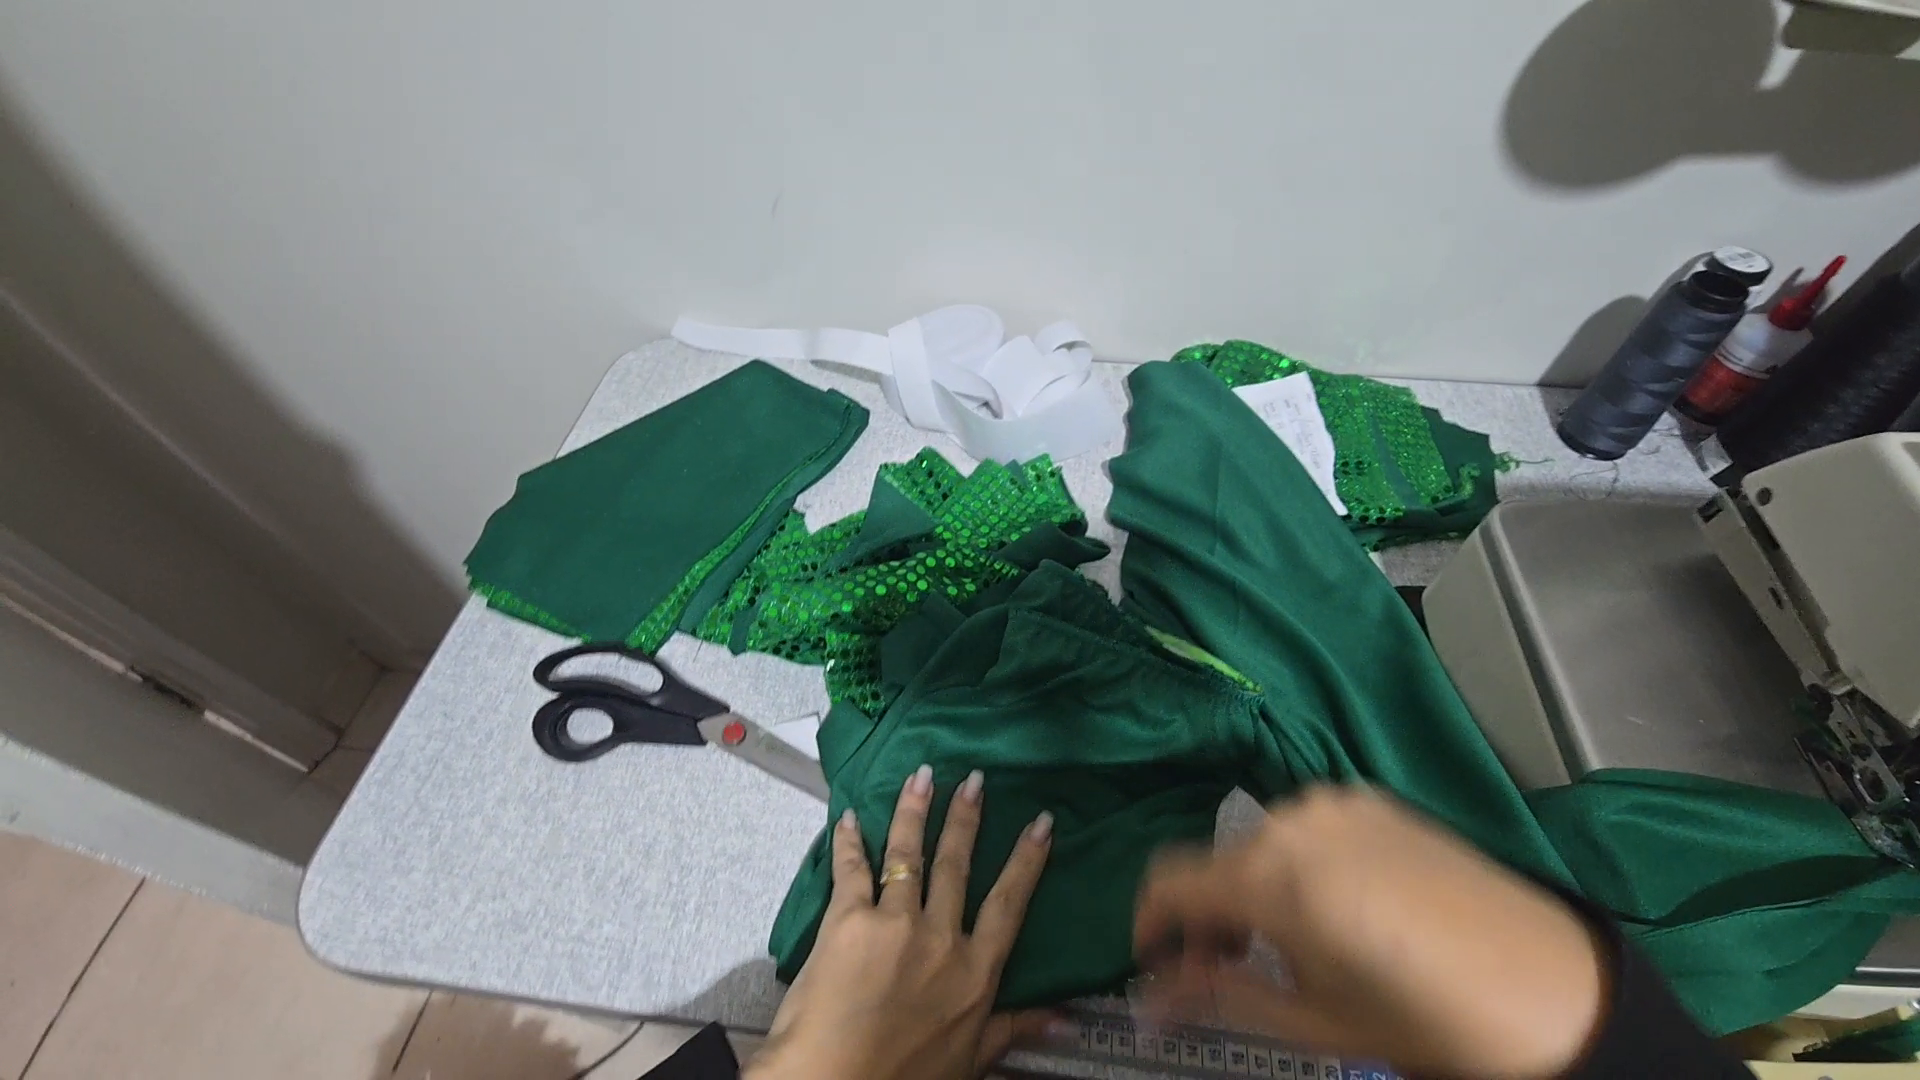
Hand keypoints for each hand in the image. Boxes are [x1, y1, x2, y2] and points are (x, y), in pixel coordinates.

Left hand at [747, 765, 1055, 1079]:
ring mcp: (894, 924)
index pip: (1008, 903)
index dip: (1026, 861)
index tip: (1041, 822)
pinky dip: (850, 841)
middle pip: (956, 865)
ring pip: (908, 855)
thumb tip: (1065, 1014)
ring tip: (921, 776)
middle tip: (974, 778)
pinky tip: (849, 817)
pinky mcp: (848, 921)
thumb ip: (1012, 1027)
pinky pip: (852, 870)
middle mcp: (940, 938)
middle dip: (965, 817)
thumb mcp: (970, 1059)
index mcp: (974, 972)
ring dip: (915, 811)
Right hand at [1134, 786, 1608, 1079]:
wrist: (1557, 988)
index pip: (1168, 880)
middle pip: (1216, 864)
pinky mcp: (1368, 798)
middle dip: (1209, 918)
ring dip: (1252, 890)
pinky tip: (1339, 907)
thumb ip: (1218, 994)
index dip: (1148, 921)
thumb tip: (1147, 1001)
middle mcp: (1290, 821)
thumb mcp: (1315, 1019)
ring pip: (1258, 844)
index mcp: (1271, 878)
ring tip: (1293, 942)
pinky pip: (1305, 828)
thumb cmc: (1427, 1021)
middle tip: (1231, 971)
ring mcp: (1332, 802)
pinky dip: (1296, 864)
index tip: (1155, 962)